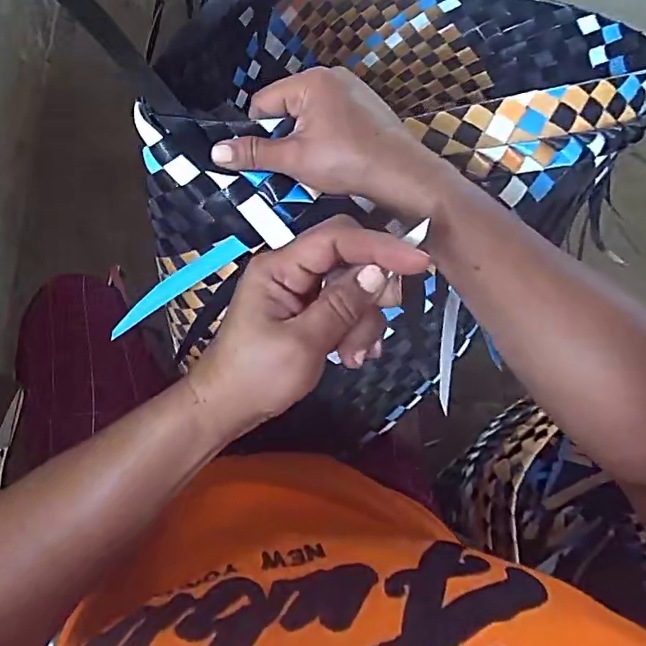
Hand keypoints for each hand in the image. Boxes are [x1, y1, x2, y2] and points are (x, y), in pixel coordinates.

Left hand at [185, 216, 430, 437]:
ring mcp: (299, 292)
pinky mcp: (308, 312)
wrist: (226, 406)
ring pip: (353, 288)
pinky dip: (356, 330)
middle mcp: (289, 271)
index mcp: (278, 268)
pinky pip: (345, 308)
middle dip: (370, 292)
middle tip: (376, 324)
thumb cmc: (252, 376)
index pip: (336, 238)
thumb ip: (341, 305)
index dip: (380, 246)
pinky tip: (350, 356)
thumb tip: (378, 271)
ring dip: (362, 322)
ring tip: (350, 356)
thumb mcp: (301, 343)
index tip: (418, 261)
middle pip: (349, 259)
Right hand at [208, 67, 449, 219]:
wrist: (404, 177)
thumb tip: (217, 152)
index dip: (260, 134)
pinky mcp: (364, 108)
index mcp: (311, 81)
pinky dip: (324, 140)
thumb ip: (253, 153)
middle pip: (284, 109)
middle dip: (283, 138)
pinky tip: (335, 160)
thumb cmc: (351, 162)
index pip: (262, 103)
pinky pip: (329, 120)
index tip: (270, 158)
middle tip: (294, 164)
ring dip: (303, 141)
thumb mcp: (293, 159)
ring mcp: (351, 91)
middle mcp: (332, 78)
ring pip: (306, 117)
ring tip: (316, 164)